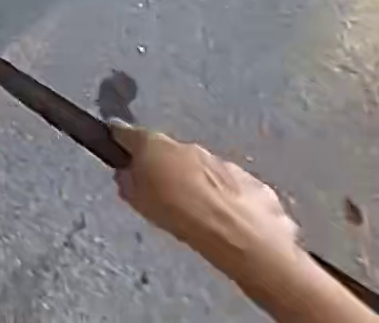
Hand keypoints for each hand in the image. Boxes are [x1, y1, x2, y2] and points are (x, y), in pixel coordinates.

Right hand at [110, 120, 299, 266]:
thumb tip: (129, 173)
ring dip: (202, 184)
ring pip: (207, 170)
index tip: (117, 150)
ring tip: (205, 213)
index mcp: (152, 143)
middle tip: (167, 193)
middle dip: (168, 167)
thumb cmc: (180, 217)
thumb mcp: (134, 199)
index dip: (119, 141)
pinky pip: (240, 190)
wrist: (246, 246)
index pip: (124, 132)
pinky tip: (235, 222)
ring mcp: (228, 166)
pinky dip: (235, 201)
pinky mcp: (261, 188)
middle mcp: (188, 147)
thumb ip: (126, 178)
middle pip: (170, 152)